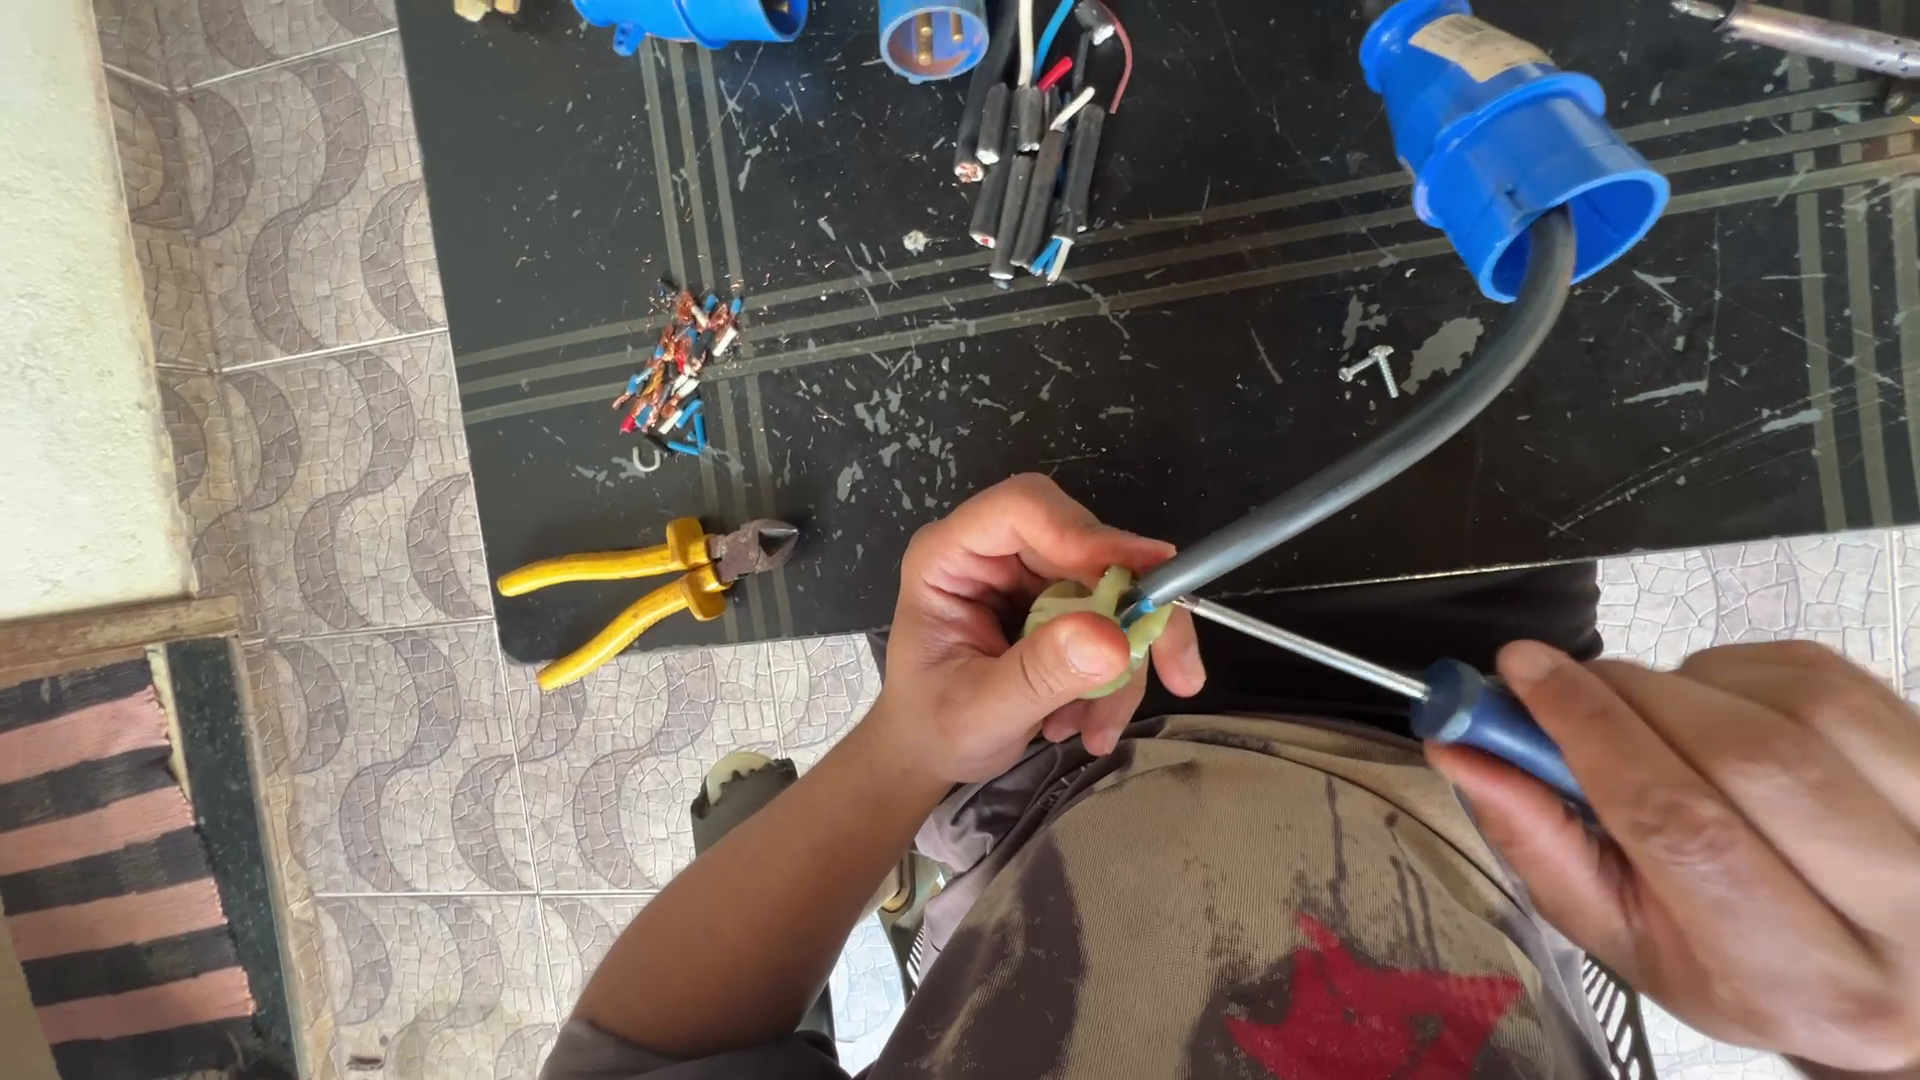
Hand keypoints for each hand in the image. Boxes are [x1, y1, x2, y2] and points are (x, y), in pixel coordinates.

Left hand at [866, 474, 1204, 784]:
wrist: (932, 751)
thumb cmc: (932, 727)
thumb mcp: (980, 712)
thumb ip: (1041, 673)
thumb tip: (1113, 638)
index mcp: (949, 556)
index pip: (1022, 507)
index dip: (1084, 533)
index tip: (1144, 577)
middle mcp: (993, 553)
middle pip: (1087, 547)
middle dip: (1136, 614)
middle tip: (1178, 675)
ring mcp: (1028, 576)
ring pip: (1113, 587)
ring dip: (1127, 662)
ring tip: (1097, 729)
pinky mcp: (1056, 603)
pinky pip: (1113, 620)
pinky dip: (1118, 674)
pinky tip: (1090, 722)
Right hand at [1430, 640, 1919, 1072]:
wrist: (1888, 983)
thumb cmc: (1719, 957)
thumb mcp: (1608, 924)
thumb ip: (1530, 836)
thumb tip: (1455, 747)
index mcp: (1794, 975)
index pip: (1682, 826)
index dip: (1589, 728)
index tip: (1520, 668)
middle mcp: (1912, 918)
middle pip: (1749, 756)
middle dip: (1628, 694)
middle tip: (1565, 683)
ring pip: (1798, 705)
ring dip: (1684, 682)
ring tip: (1651, 711)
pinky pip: (1831, 678)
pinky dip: (1739, 671)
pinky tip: (1719, 706)